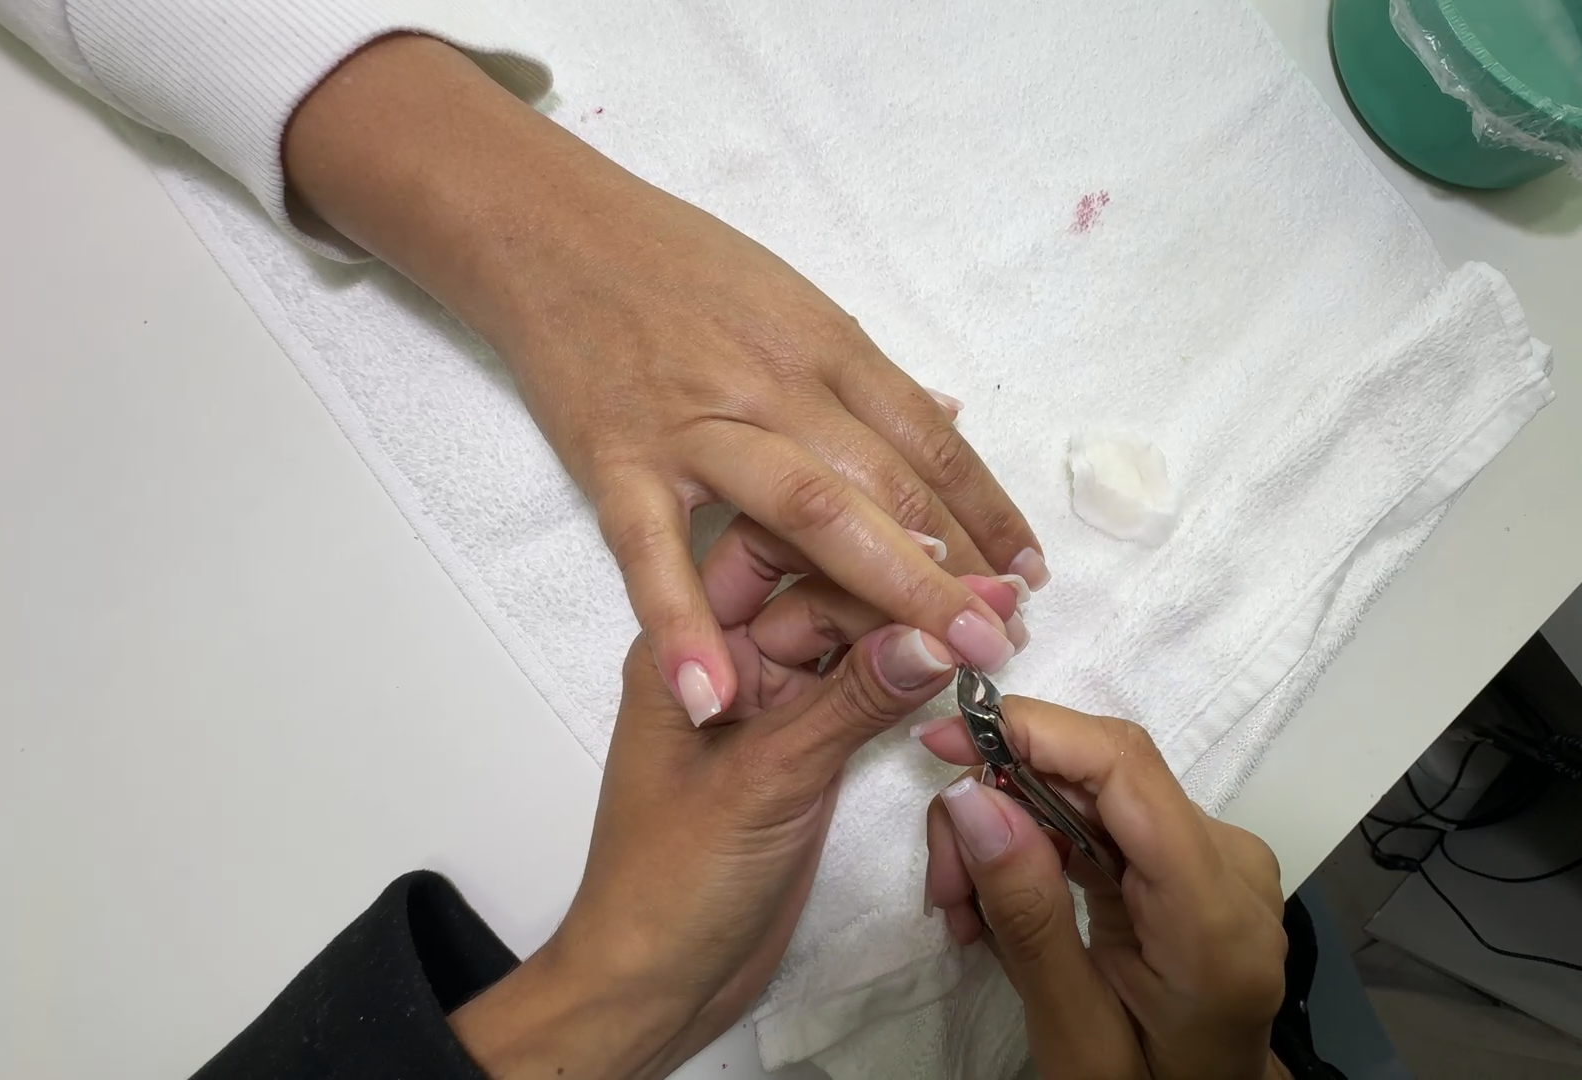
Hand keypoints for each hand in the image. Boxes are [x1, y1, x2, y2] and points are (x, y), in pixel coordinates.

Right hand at [284, 35, 1044, 723]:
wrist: (552, 229)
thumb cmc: (686, 268)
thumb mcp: (799, 303)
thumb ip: (869, 376)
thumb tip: (947, 418)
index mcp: (830, 347)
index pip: (933, 441)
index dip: (990, 510)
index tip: (1030, 570)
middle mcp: (781, 386)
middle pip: (891, 484)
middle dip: (961, 565)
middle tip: (1009, 634)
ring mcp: (699, 427)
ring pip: (809, 510)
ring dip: (884, 588)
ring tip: (940, 657)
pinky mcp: (618, 461)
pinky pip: (653, 551)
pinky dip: (682, 624)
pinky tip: (716, 696)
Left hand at [446, 518, 1022, 1078]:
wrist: (665, 984)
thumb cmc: (680, 878)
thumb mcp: (768, 778)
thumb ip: (854, 701)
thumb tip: (942, 634)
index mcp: (689, 640)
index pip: (772, 555)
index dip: (849, 543)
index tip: (941, 555)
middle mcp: (735, 651)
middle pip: (825, 593)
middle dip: (904, 591)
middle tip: (995, 592)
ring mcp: (778, 693)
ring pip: (854, 638)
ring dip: (919, 629)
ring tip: (1001, 616)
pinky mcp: (811, 733)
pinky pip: (865, 686)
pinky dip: (912, 674)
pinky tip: (962, 658)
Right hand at [919, 701, 1291, 1079]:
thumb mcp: (1075, 1040)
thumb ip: (1028, 918)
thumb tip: (970, 797)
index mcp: (1215, 916)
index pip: (1125, 767)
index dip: (1033, 729)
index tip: (945, 740)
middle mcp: (1228, 861)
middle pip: (1094, 774)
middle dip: (999, 803)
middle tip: (943, 884)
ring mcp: (1212, 852)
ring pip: (1084, 789)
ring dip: (1009, 827)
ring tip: (966, 906)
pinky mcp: (1186, 852)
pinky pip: (1095, 814)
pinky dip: (1035, 840)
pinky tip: (1003, 892)